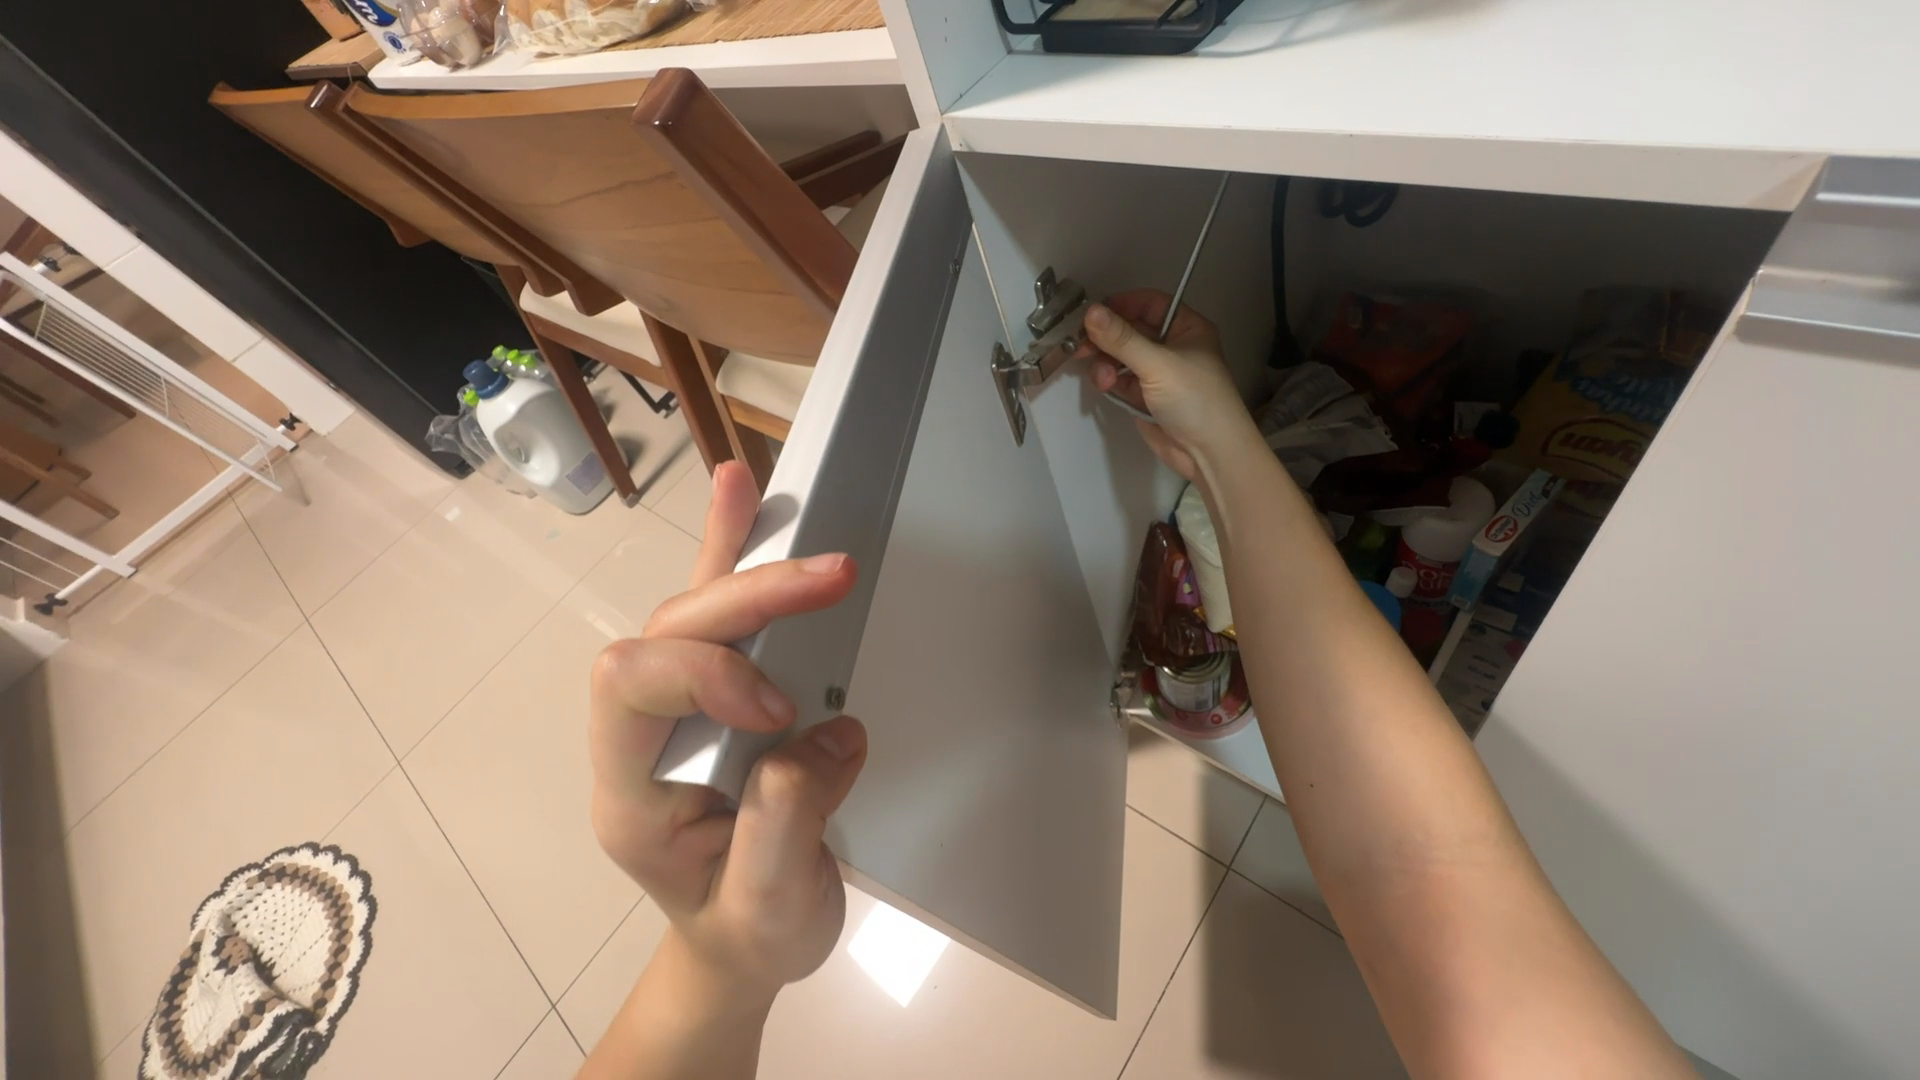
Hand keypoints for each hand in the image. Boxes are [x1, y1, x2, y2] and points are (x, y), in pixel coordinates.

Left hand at [588, 461, 867, 998]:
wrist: (744, 935)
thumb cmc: (749, 930)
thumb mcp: (769, 908)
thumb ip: (784, 828)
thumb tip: (828, 732)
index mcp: (630, 787)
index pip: (633, 686)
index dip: (710, 675)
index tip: (783, 713)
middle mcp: (640, 733)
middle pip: (671, 631)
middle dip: (749, 598)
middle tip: (833, 576)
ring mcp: (677, 708)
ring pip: (686, 609)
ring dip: (729, 556)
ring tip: (748, 487)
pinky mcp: (719, 692)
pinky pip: (715, 611)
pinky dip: (729, 554)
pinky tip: (743, 496)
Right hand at [1071, 289, 1258, 481]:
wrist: (1208, 453)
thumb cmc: (1195, 399)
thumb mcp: (1158, 364)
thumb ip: (1122, 339)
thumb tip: (1091, 312)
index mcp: (1186, 328)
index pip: (1149, 304)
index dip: (1122, 305)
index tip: (1093, 314)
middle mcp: (1170, 347)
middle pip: (1129, 331)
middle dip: (1105, 339)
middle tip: (1082, 346)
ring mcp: (1156, 373)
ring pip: (1119, 357)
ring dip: (1105, 364)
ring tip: (1102, 380)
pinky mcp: (1143, 397)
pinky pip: (1118, 380)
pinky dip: (1108, 381)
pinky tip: (1105, 387)